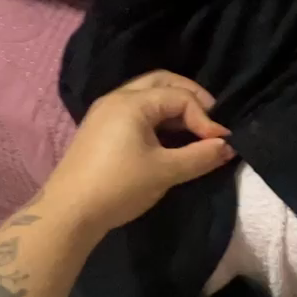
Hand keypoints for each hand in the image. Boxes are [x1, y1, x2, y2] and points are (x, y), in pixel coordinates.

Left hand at [32, 71, 234, 238]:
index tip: (220, 143)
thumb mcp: (165, 171)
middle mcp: (117, 99)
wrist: (69, 213)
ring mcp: (106, 113)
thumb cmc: (119, 186)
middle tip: (211, 121)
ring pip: (148, 95)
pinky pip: (137, 111)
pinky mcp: (101, 130)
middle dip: (191, 98)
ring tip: (194, 130)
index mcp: (132, 102)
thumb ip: (200, 156)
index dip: (205, 118)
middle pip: (162, 82)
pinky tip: (170, 138)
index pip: (180, 97)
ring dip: (174, 107)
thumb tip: (228, 147)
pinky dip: (159, 117)